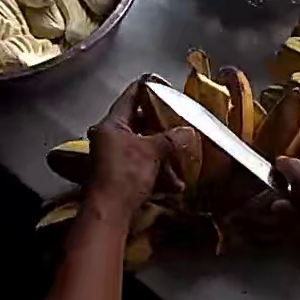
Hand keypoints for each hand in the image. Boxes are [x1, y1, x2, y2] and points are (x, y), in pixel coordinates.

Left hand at [85, 79, 198, 217]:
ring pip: (144, 147)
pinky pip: (144, 166)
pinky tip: (176, 184)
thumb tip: (189, 131)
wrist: (110, 213)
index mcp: (112, 124)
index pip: (131, 96)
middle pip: (140, 123)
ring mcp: (114, 157)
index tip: (167, 86)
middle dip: (163, 128)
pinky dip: (159, 172)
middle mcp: (110, 137)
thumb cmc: (126, 176)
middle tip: (182, 125)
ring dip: (165, 156)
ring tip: (183, 163)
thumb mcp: (152, 152)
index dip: (150, 88)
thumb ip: (172, 138)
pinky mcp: (120, 176)